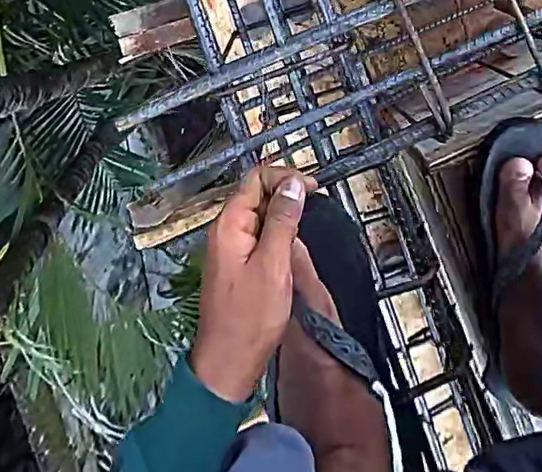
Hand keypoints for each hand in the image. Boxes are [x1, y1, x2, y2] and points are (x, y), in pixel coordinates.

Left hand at [189, 164, 313, 402]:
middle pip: (256, 192)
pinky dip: (277, 230)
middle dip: (285, 191)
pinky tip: (294, 240)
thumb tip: (293, 184)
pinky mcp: (237, 261)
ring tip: (308, 219)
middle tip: (315, 200)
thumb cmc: (250, 318)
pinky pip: (259, 233)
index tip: (311, 187)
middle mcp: (226, 228)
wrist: (228, 364)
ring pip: (259, 213)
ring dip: (283, 211)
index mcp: (230, 223)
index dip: (284, 177)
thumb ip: (282, 221)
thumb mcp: (273, 265)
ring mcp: (230, 245)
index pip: (256, 179)